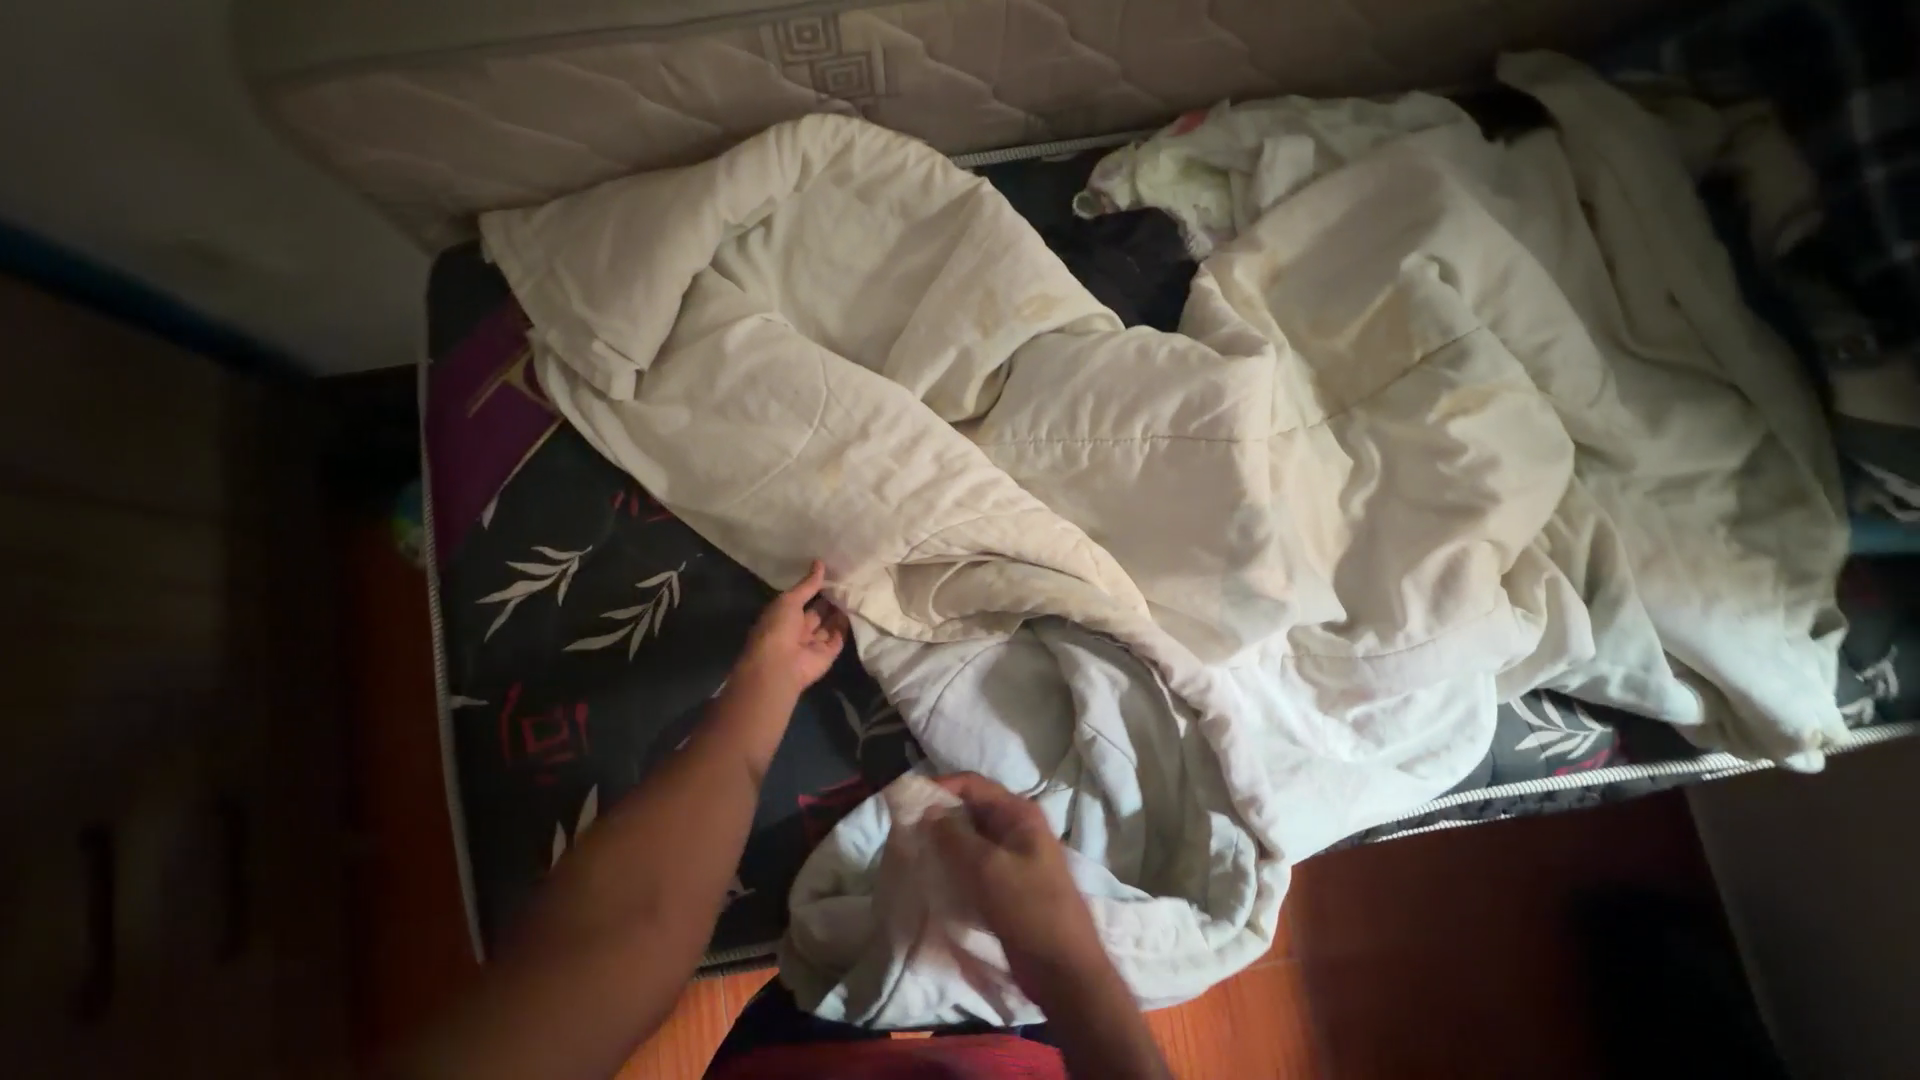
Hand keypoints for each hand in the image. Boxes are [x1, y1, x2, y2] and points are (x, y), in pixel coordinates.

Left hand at [734, 560, 847, 696]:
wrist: (780, 666)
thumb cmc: (777, 628)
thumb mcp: (789, 600)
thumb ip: (808, 584)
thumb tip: (820, 563)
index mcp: (783, 616)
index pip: (801, 599)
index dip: (814, 588)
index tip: (830, 572)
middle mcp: (798, 630)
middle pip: (817, 612)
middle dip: (829, 599)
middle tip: (846, 580)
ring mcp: (813, 643)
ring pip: (829, 624)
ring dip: (840, 610)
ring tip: (854, 590)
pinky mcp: (828, 653)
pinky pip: (839, 637)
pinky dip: (846, 625)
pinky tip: (856, 608)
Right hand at [928, 773, 1108, 996]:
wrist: (1064, 969)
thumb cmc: (1030, 910)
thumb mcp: (987, 869)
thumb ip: (954, 837)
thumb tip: (929, 811)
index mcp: (1019, 813)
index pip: (972, 785)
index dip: (939, 788)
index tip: (906, 802)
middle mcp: (1017, 828)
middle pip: (970, 809)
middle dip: (938, 817)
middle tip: (905, 831)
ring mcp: (1014, 857)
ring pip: (971, 839)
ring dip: (944, 844)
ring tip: (914, 854)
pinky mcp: (1008, 885)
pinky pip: (975, 865)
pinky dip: (954, 866)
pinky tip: (934, 878)